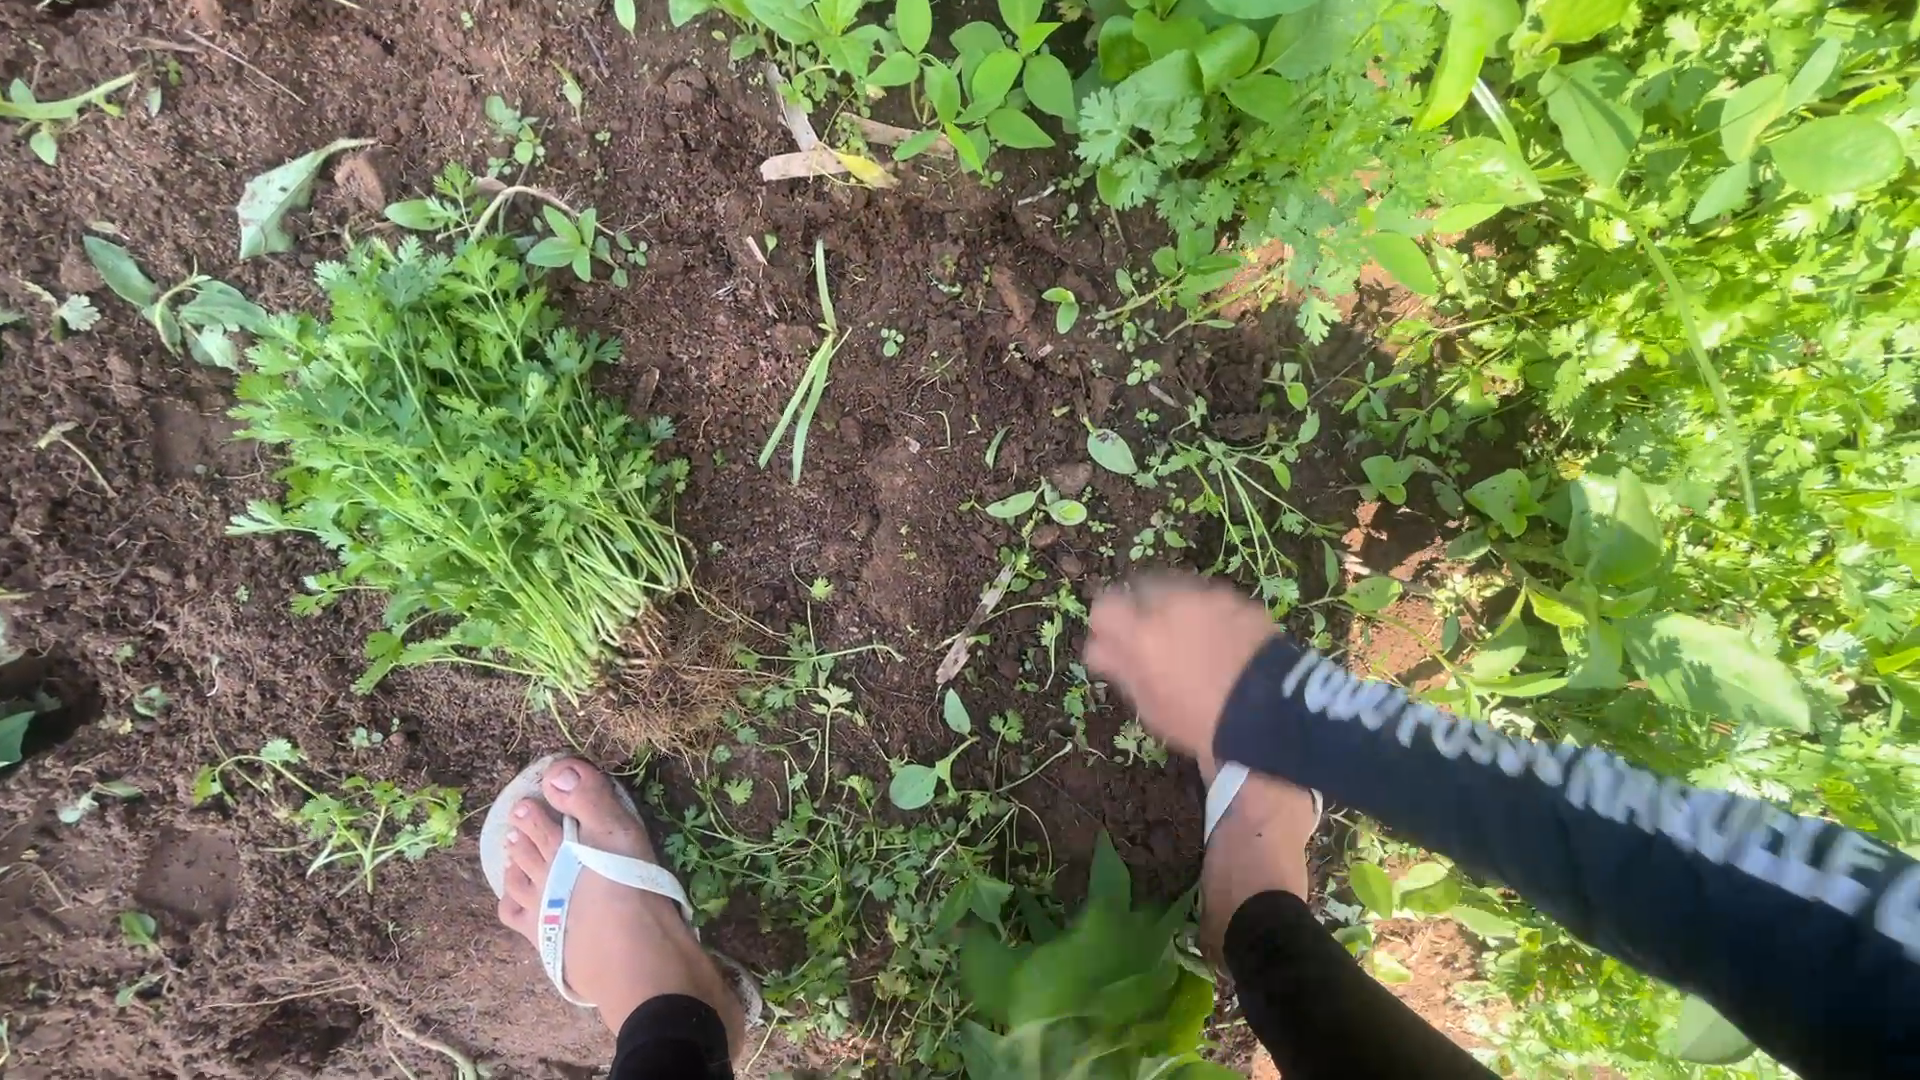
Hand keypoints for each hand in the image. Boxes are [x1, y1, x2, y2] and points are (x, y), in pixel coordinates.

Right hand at [1084, 574, 1278, 758]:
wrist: (1273, 713)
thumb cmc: (1200, 719)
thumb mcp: (1151, 705)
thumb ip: (1120, 669)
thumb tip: (1096, 649)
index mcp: (1140, 633)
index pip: (1105, 608)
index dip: (1106, 624)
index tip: (1112, 642)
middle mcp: (1170, 605)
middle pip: (1141, 591)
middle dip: (1142, 611)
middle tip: (1153, 641)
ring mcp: (1207, 598)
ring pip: (1178, 592)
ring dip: (1176, 609)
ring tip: (1191, 641)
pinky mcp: (1239, 601)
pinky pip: (1211, 600)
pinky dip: (1208, 613)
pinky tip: (1221, 640)